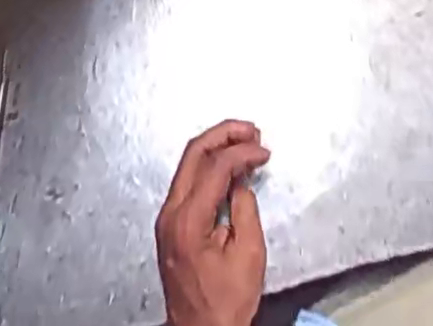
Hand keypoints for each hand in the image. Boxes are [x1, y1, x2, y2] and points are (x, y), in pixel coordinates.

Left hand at [155, 120, 270, 325]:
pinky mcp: (171, 222)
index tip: (265, 151)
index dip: (243, 152)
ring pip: (189, 162)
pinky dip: (211, 164)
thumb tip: (241, 180)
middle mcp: (171, 212)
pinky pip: (189, 179)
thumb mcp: (249, 255)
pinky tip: (231, 164)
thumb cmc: (226, 302)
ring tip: (246, 141)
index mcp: (188, 220)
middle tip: (252, 131)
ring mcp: (167, 216)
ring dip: (218, 146)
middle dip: (225, 134)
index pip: (216, 166)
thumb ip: (246, 208)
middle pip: (194, 152)